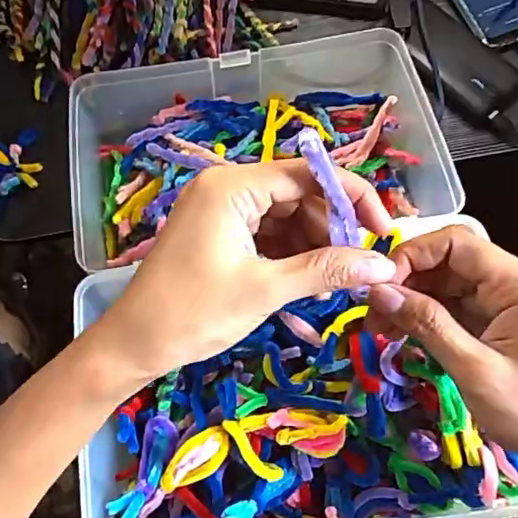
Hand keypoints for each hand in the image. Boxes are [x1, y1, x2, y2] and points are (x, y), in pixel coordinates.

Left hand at [90, 159, 398, 380]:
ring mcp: (220, 211)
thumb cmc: (194, 312)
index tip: (382, 231)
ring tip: (335, 282)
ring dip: (314, 246)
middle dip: (332, 229)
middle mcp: (227, 187)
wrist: (134, 344)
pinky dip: (290, 255)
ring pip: (285, 217)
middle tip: (358, 266)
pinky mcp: (218, 234)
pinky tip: (309, 282)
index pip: (309, 173)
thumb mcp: (265, 289)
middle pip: (299, 194)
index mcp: (232, 186)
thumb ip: (326, 270)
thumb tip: (383, 264)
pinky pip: (267, 234)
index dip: (353, 198)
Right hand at [364, 225, 517, 484]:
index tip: (378, 285)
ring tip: (381, 330)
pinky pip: (458, 308)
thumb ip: (427, 324)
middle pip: (450, 262)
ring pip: (449, 286)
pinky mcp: (501, 324)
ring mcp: (510, 305)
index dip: (412, 255)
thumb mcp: (474, 369)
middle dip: (407, 283)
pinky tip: (403, 335)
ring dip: (413, 302)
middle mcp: (517, 285)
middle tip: (372, 315)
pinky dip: (428, 319)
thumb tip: (381, 292)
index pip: (457, 243)